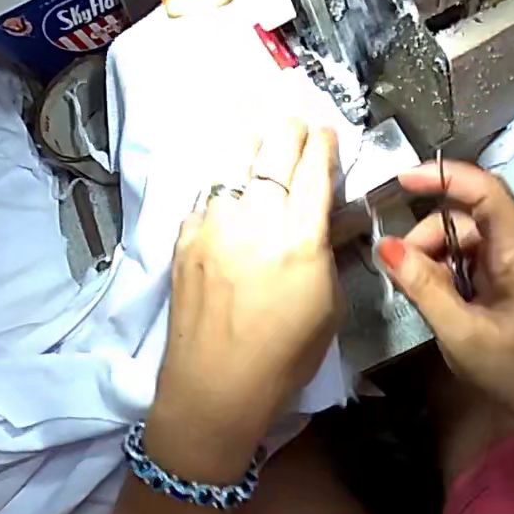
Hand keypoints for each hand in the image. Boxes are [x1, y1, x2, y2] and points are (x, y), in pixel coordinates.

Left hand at [149, 120, 342, 482]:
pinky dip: (222, 185)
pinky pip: (205, 196)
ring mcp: (213, 226)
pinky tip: (229, 187)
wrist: (215, 387)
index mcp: (300, 239)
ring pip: (233, 166)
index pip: (314, 172)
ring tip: (261, 142)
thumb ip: (326, 256)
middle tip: (298, 126)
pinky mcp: (184, 240)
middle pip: (274, 155)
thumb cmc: (284, 357)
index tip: (326, 132)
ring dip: (252, 148)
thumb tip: (323, 225)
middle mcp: (255, 220)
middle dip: (291, 134)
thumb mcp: (329, 307)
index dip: (323, 145)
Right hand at [377, 161, 513, 432]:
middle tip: (399, 272)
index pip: (485, 191)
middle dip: (426, 236)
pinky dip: (441, 273)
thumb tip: (386, 247)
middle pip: (465, 217)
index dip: (444, 177)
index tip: (401, 179)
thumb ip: (425, 288)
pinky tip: (429, 297)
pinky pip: (464, 262)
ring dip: (430, 257)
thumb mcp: (464, 334)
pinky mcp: (502, 283)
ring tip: (412, 290)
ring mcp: (510, 266)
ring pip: (460, 241)